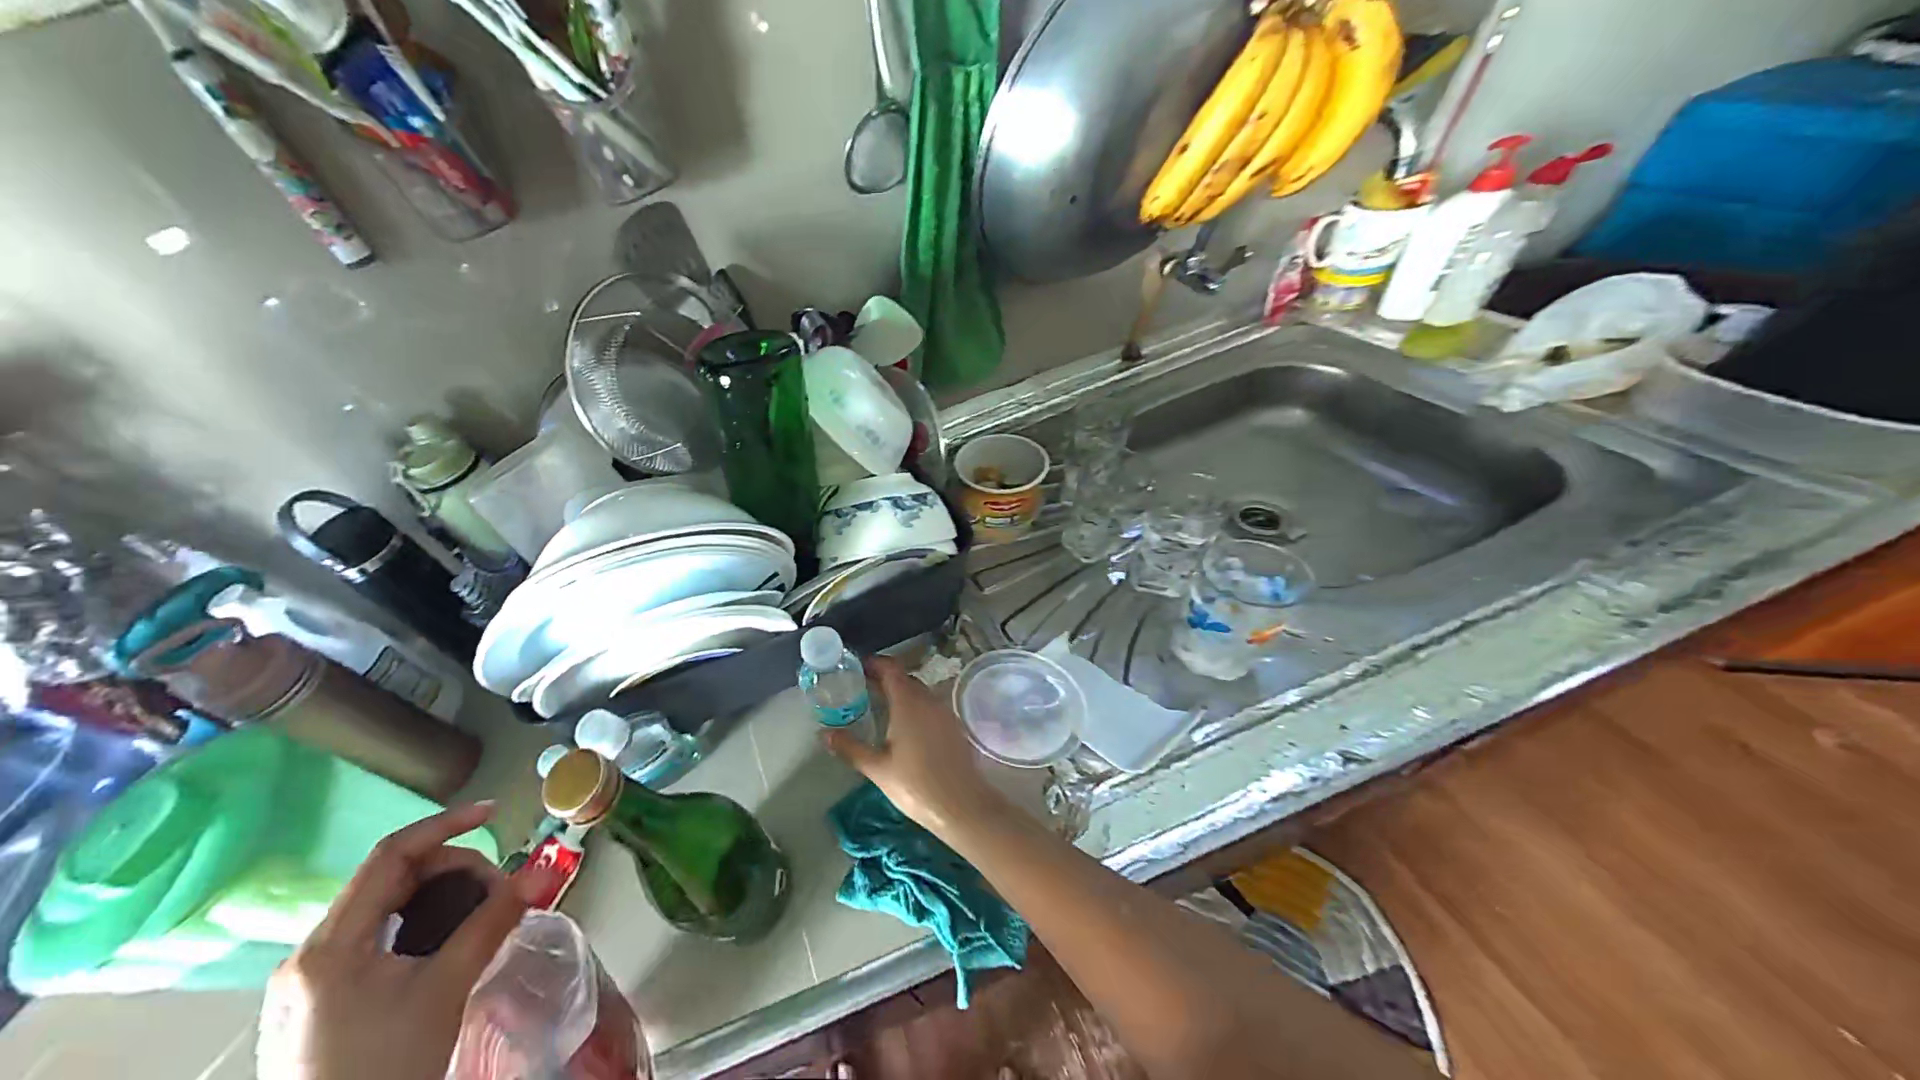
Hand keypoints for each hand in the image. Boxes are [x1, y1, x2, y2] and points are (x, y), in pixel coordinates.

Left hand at [256, 803, 530, 1079]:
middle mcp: (309, 954)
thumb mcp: (445, 989)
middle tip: (500, 889)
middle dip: (452, 869)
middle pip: (390, 880)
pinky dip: (420, 924)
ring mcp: (308, 979)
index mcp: (329, 945)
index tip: (493, 813)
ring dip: (439, 896)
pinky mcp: (318, 1000)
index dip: (446, 824)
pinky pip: (376, 937)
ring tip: (483, 915)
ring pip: (384, 908)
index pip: (390, 855)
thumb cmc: (385, 1067)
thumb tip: (543, 873)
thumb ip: (493, 921)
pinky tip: (449, 942)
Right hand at [822, 656, 1006, 836]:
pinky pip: (931, 707)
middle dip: (885, 679)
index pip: (891, 669)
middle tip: (863, 688)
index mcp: (909, 703)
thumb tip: (824, 734)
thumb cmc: (915, 785)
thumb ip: (850, 747)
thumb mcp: (877, 768)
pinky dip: (916, 707)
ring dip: (901, 693)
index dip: (875, 664)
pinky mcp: (955, 727)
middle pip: (906, 679)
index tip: (857, 667)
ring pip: (920, 693)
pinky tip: (905, 727)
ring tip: (881, 707)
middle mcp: (929, 701)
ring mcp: (945, 713)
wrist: (962, 805)